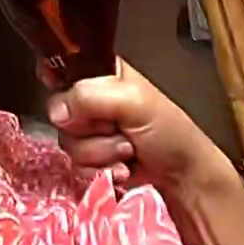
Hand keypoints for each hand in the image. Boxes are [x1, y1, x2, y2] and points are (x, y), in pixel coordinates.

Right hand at [46, 58, 231, 198]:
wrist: (186, 177)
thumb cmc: (168, 130)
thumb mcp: (134, 102)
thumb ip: (91, 97)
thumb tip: (56, 111)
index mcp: (100, 72)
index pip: (60, 67)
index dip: (59, 86)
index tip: (73, 105)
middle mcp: (89, 98)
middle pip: (59, 111)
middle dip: (90, 129)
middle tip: (118, 130)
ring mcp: (89, 129)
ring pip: (68, 141)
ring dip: (101, 152)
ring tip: (128, 151)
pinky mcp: (91, 157)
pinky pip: (76, 165)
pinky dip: (101, 170)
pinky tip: (122, 169)